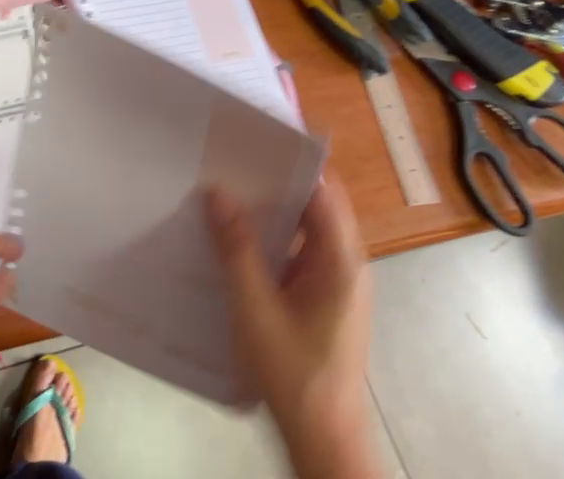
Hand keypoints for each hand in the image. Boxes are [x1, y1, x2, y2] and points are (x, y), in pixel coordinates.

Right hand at [209, 176, 378, 478]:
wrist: (323, 434)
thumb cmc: (293, 371)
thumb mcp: (255, 308)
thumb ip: (237, 249)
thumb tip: (218, 194)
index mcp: (341, 261)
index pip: (324, 191)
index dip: (296, 157)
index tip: (260, 130)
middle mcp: (345, 264)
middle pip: (315, 204)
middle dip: (276, 177)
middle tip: (230, 153)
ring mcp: (334, 282)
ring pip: (304, 227)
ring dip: (271, 206)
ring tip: (225, 184)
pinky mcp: (320, 297)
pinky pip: (296, 249)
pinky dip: (270, 234)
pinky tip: (233, 234)